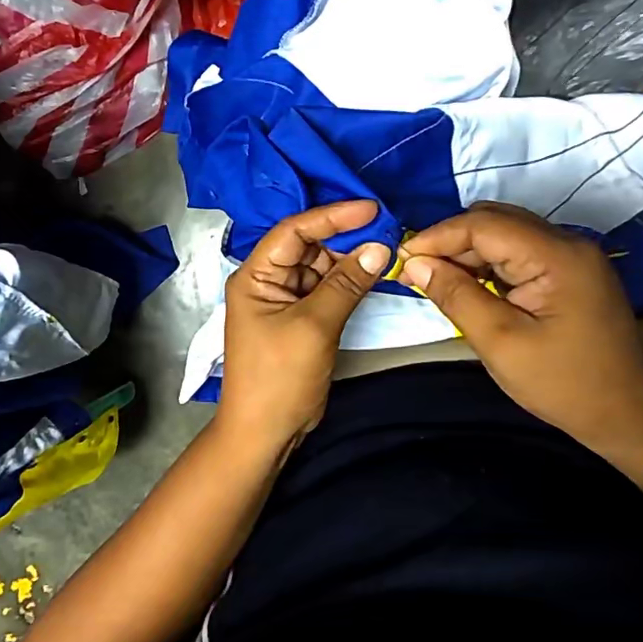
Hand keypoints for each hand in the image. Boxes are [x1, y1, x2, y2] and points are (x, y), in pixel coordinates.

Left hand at [219, 201, 391, 446]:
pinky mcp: (300, 317)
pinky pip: (326, 289)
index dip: (332, 216)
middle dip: (345, 238)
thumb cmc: (279, 378)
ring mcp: (283, 299)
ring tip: (386, 252)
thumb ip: (346, 284)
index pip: (293, 231)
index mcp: (255, 275)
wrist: (264, 432)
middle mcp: (267, 280)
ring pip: (320, 266)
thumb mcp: (313, 327)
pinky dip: (348, 282)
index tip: (371, 208)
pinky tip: (372, 274)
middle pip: (308, 246)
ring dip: (350, 260)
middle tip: (387, 233)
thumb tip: (379, 248)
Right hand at [400, 202, 642, 436]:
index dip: (437, 236)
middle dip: (449, 242)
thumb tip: (415, 264)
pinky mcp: (568, 271)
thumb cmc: (561, 383)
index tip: (402, 259)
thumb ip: (455, 296)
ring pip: (502, 234)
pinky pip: (516, 252)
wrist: (624, 414)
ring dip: (465, 252)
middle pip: (494, 221)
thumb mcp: (499, 342)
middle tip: (415, 272)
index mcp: (557, 256)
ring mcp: (570, 256)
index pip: (484, 225)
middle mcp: (567, 244)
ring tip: (434, 281)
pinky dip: (485, 263)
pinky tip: (467, 286)